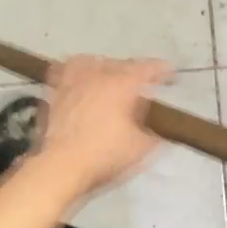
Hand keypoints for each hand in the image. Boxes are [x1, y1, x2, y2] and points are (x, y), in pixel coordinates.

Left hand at [31, 56, 170, 196]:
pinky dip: (76, 69)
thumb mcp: (140, 148)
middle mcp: (97, 75)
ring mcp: (73, 80)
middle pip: (121, 64)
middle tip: (144, 84)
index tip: (171, 75)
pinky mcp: (55, 91)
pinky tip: (80, 76)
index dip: (162, 70)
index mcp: (122, 84)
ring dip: (107, 68)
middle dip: (136, 72)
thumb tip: (156, 128)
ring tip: (113, 78)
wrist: (61, 165)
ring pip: (93, 62)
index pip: (147, 68)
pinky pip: (65, 69)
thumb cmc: (104, 156)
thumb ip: (154, 133)